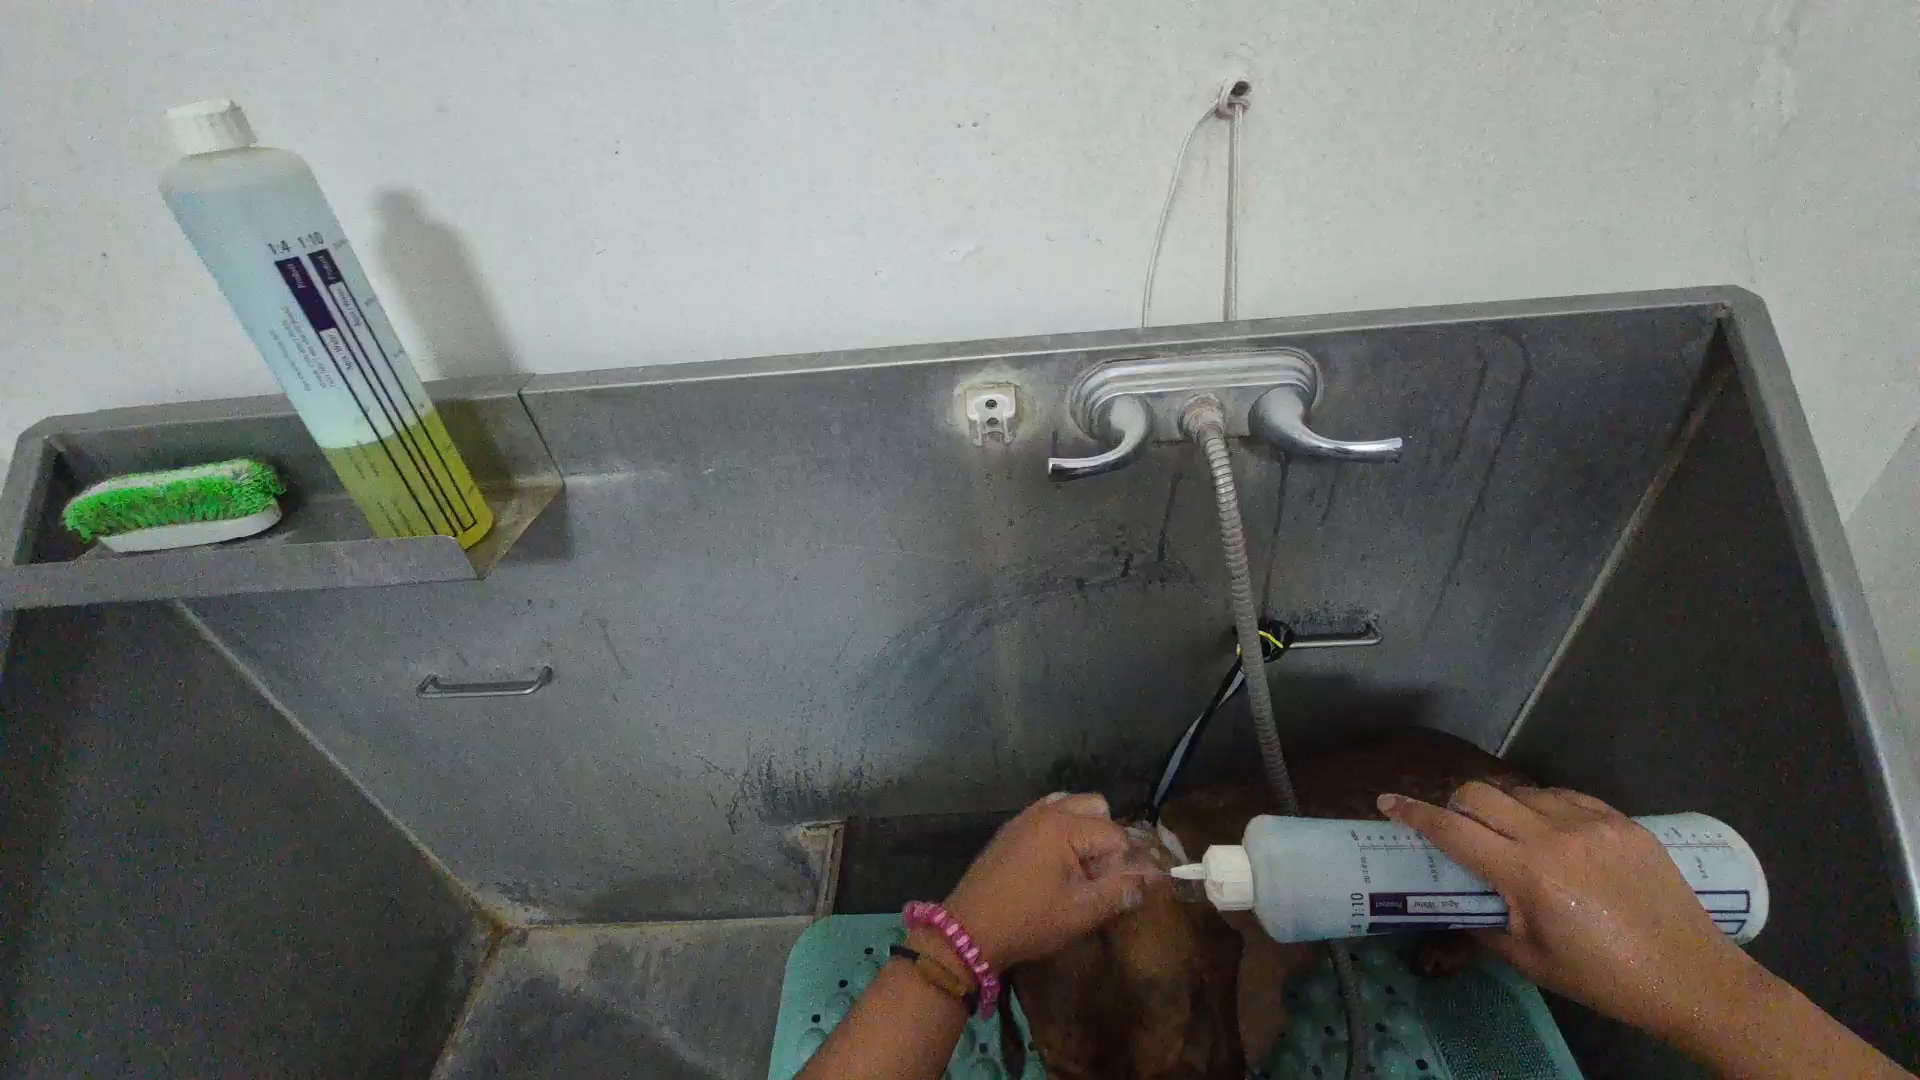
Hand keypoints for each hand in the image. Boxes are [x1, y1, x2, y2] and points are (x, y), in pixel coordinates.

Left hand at [941, 792, 1157, 968]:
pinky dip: (1063, 829)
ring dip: (1086, 830)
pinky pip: (1049, 814)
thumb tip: (1150, 878)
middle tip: (1101, 875)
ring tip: (1082, 868)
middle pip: (1096, 806)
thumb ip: (1119, 891)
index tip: (1124, 889)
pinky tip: (1059, 863)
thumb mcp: (1081, 912)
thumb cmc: (1029, 920)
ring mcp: (1026, 816)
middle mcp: (1046, 811)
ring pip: (1072, 805)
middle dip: (1108, 837)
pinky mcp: (1013, 828)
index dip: (1127, 862)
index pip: (1116, 833)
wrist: (971, 928)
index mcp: (1064, 826)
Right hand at [1379, 783, 1759, 1039]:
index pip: (1452, 830)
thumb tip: (1452, 901)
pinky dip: (1544, 806)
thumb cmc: (1606, 979)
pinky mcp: (1623, 823)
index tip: (1388, 802)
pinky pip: (1564, 796)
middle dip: (1457, 805)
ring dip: (1502, 806)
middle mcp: (1554, 839)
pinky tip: (1553, 830)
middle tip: (1460, 826)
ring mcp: (1592, 826)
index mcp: (1527, 875)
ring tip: (1512, 832)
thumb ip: (1481, 923)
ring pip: (1520, 790)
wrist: (1700, 982)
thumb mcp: (1530, 960)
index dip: (1413, 813)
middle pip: (1479, 794)